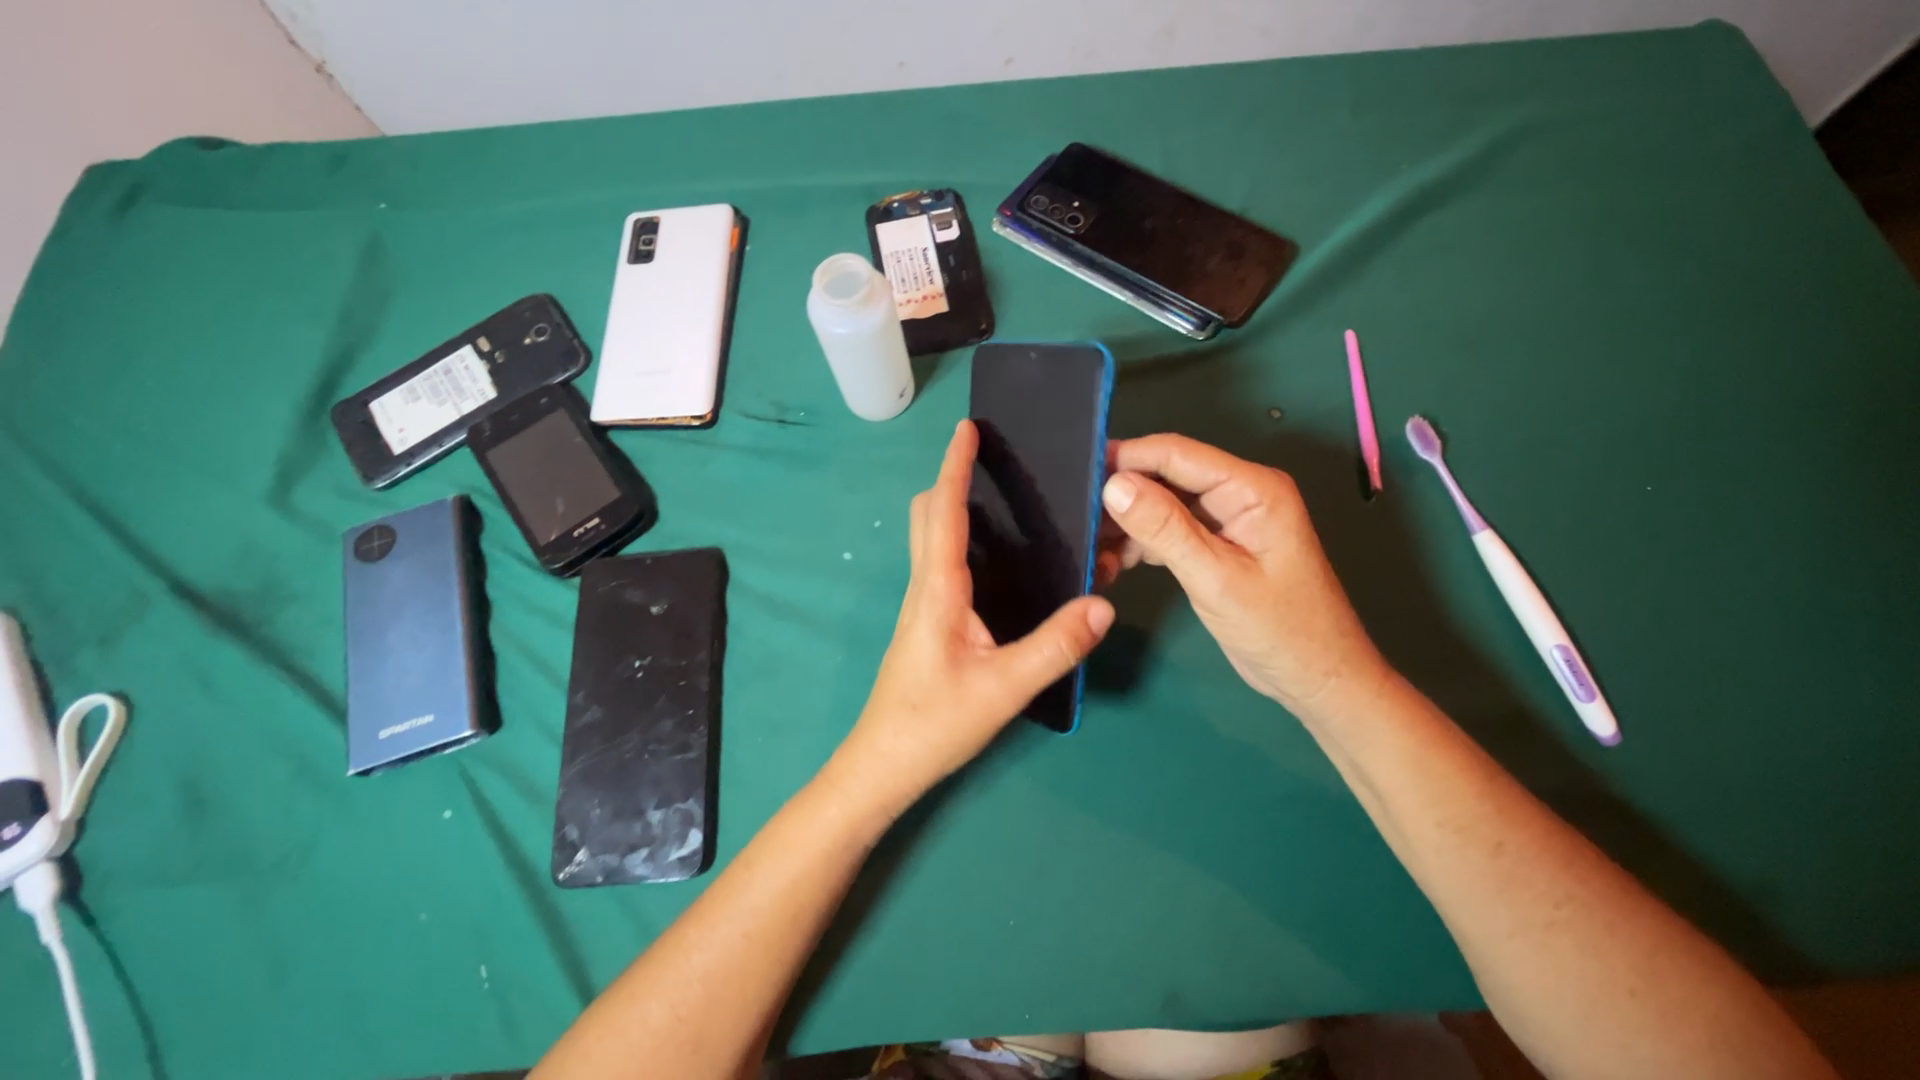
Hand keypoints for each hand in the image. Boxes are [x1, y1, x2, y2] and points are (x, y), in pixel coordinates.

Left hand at [832, 421, 1114, 814]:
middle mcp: (925, 589)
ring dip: (953, 511)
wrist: (883, 766)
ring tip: (1000, 504)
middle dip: (950, 482)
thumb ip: (1055, 646)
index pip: (944, 512)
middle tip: (988, 464)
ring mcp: (922, 609)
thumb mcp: (1004, 687)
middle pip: (926, 518)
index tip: (967, 428)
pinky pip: (941, 568)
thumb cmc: (934, 723)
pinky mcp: (927, 628)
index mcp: (938, 590)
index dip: (954, 467)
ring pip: (930, 543)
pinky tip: (996, 566)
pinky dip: (960, 544)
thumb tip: (1102, 604)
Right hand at [1100, 435, 1387, 721]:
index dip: (1126, 458)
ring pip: (1162, 506)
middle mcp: (1238, 494)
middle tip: (1074, 517)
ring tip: (1087, 547)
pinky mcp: (1216, 547)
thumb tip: (1114, 486)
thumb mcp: (1216, 579)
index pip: (1177, 455)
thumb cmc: (1280, 629)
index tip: (1077, 472)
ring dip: (1126, 525)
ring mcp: (1226, 521)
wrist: (1317, 679)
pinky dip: (1140, 545)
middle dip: (1121, 494)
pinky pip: (1169, 532)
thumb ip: (1165, 530)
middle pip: (1166, 477)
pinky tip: (1109, 564)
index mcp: (1251, 489)